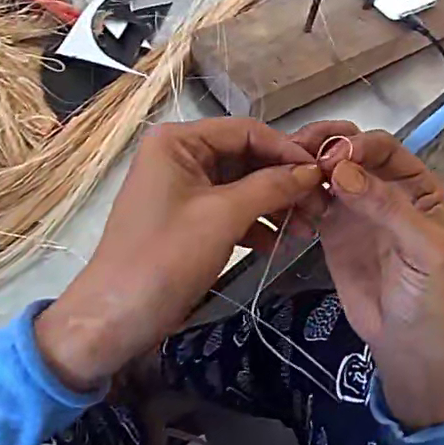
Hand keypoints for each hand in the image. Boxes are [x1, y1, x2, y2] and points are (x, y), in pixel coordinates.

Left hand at [35, 118, 324, 390]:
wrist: (118, 314)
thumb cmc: (166, 256)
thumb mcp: (223, 216)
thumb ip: (270, 187)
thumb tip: (311, 171)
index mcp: (176, 140)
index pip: (244, 131)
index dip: (286, 150)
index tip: (325, 175)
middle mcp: (177, 154)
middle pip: (243, 157)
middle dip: (282, 182)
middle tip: (321, 209)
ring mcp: (179, 186)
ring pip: (239, 184)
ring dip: (273, 205)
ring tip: (308, 230)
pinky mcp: (184, 216)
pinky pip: (226, 208)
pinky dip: (252, 222)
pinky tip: (278, 243)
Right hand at [295, 121, 443, 428]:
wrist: (411, 346)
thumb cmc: (434, 296)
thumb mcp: (424, 250)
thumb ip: (386, 207)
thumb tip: (340, 170)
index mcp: (414, 185)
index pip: (383, 148)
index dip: (358, 145)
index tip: (333, 159)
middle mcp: (380, 187)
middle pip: (348, 149)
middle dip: (324, 143)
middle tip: (298, 152)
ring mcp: (351, 206)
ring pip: (324, 170)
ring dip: (305, 164)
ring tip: (285, 172)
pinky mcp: (328, 227)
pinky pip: (309, 199)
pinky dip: (296, 193)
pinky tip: (286, 198)